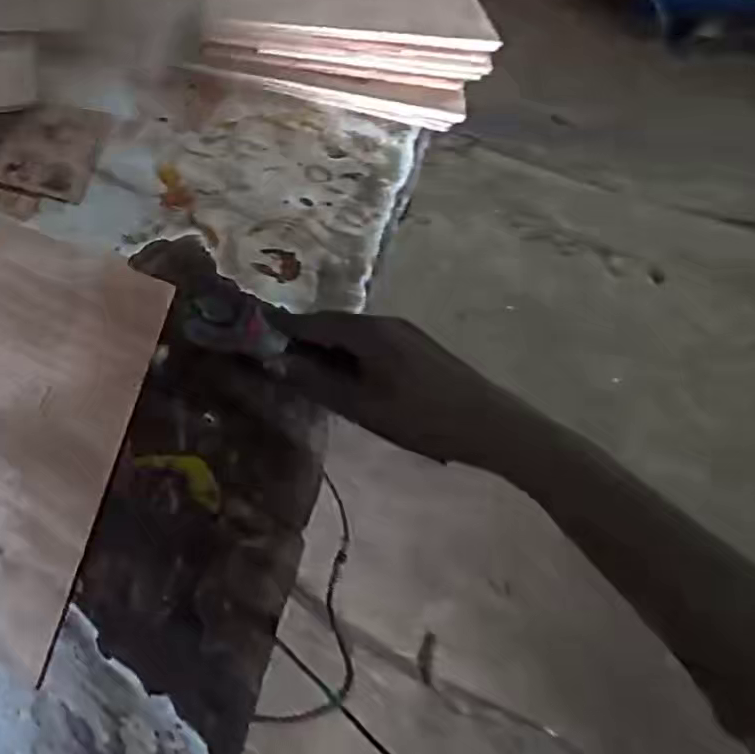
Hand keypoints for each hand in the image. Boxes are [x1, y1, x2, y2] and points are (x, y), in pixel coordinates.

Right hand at [267, 311, 519, 466]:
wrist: (504, 431)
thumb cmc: (424, 418)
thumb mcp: (360, 405)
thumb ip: (313, 380)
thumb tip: (273, 360)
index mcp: (367, 331)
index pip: (309, 322)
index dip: (278, 327)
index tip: (250, 330)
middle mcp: (383, 322)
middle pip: (328, 324)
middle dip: (300, 337)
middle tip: (275, 356)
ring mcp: (404, 332)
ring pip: (349, 333)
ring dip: (325, 346)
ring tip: (308, 369)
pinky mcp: (417, 346)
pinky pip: (369, 341)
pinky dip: (347, 351)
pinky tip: (347, 373)